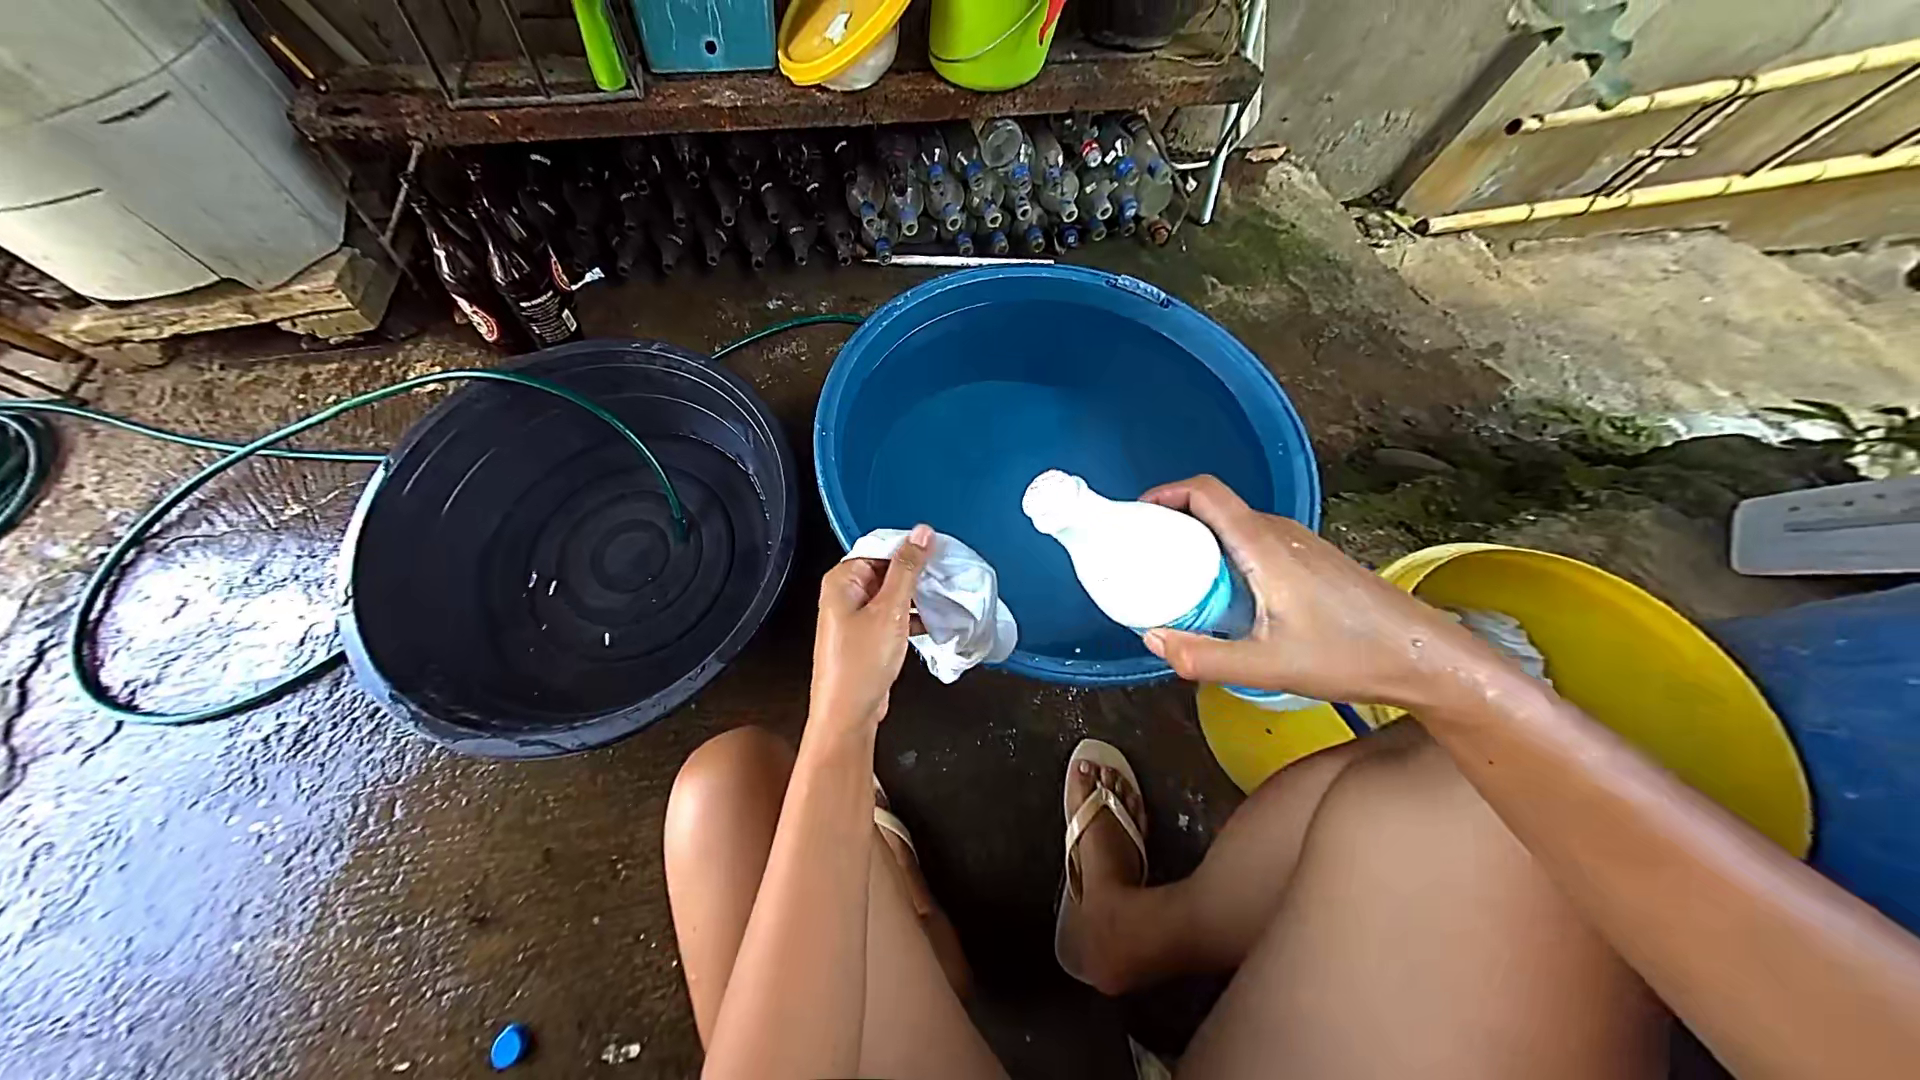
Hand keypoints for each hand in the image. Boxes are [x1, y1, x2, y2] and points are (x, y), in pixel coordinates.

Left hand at [811, 524, 932, 728]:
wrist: (848, 714)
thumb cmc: (860, 664)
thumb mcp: (890, 610)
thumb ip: (908, 569)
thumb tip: (921, 534)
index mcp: (843, 579)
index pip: (882, 547)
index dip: (911, 548)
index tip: (940, 552)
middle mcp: (845, 593)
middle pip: (888, 570)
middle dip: (918, 574)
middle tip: (947, 576)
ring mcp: (855, 616)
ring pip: (893, 594)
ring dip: (917, 597)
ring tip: (943, 600)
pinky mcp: (867, 635)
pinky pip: (893, 615)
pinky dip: (911, 617)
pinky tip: (932, 622)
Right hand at [1138, 476, 1502, 710]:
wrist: (1427, 659)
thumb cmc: (1351, 656)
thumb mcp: (1266, 665)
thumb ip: (1203, 656)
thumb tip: (1153, 640)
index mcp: (1263, 545)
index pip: (1206, 492)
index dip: (1165, 493)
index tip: (1137, 515)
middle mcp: (1279, 533)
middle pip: (1214, 507)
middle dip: (1172, 522)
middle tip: (1145, 554)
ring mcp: (1297, 544)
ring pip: (1233, 526)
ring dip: (1197, 541)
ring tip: (1173, 576)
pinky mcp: (1307, 560)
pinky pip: (1251, 543)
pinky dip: (1222, 556)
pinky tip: (1219, 595)